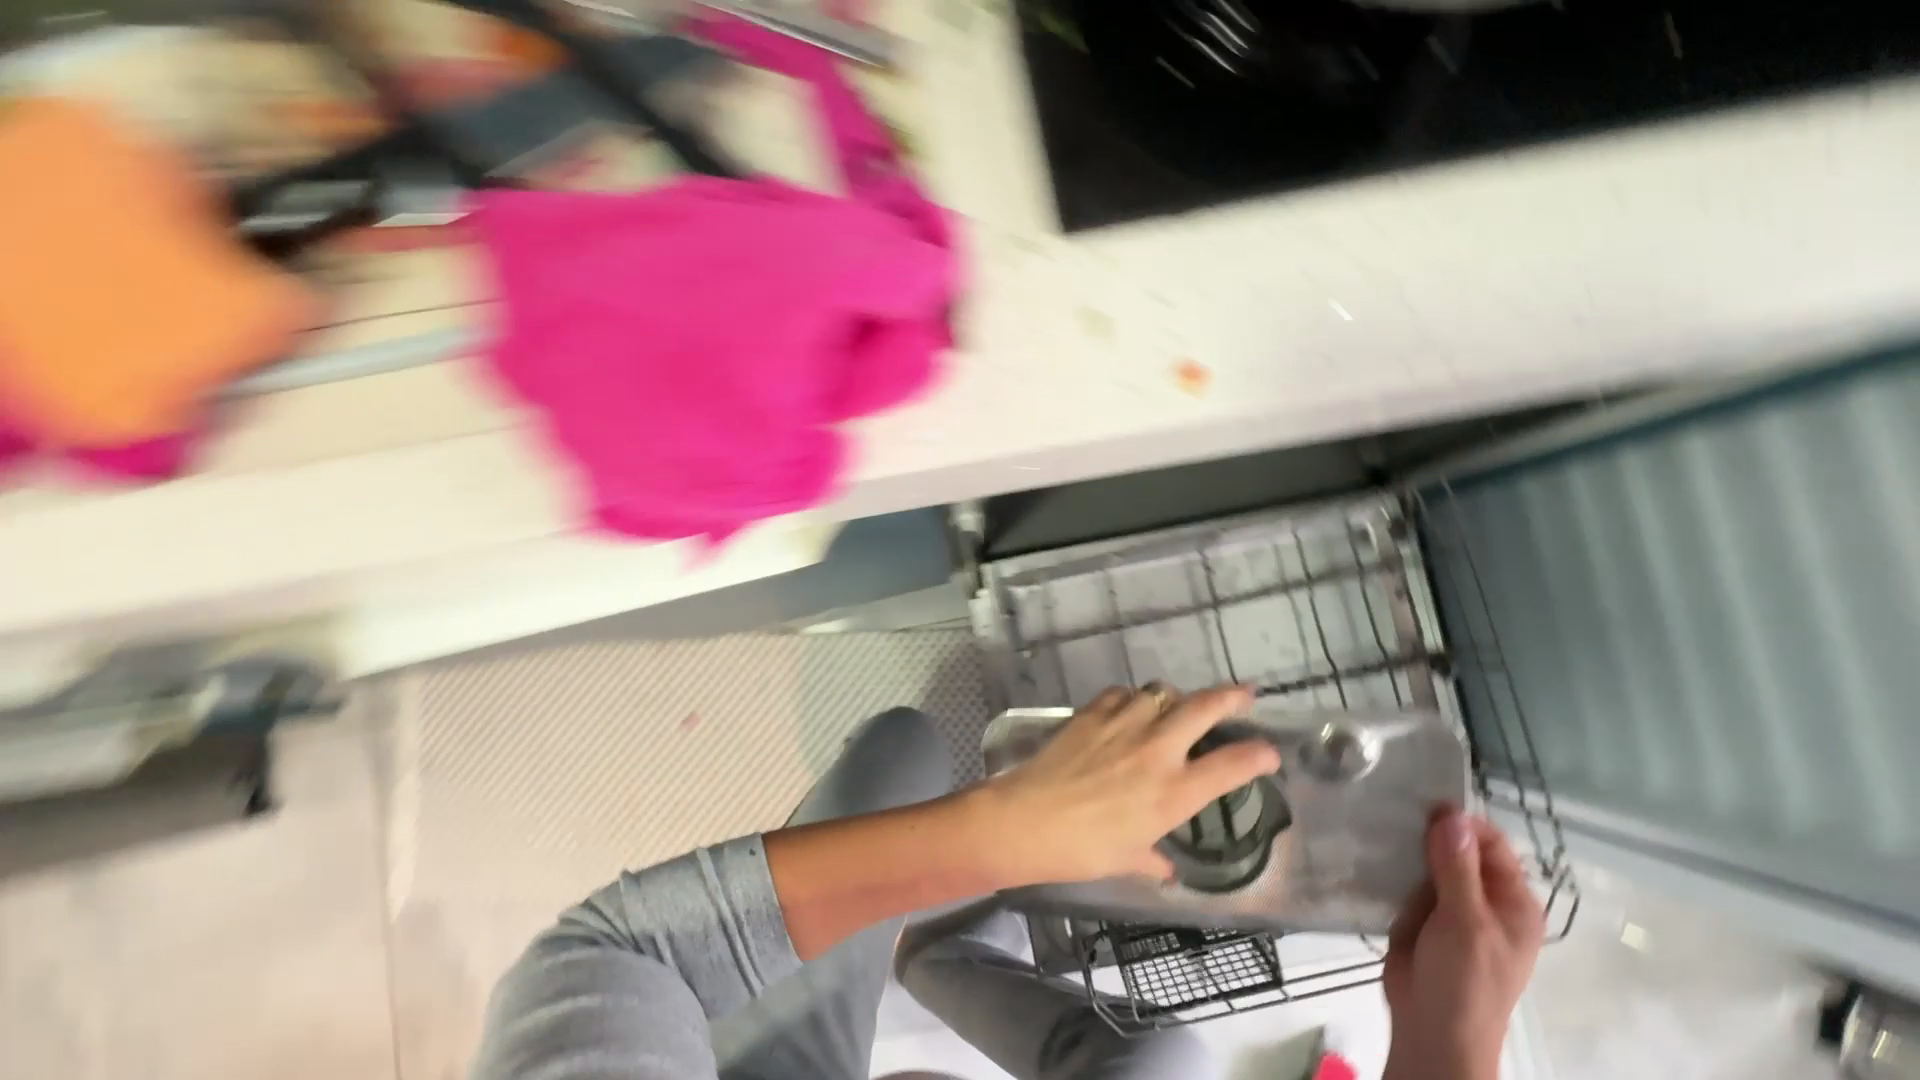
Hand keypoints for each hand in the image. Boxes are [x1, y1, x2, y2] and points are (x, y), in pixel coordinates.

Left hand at [974, 683, 1281, 886]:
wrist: (1026, 821)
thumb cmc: (1082, 850)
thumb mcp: (1126, 860)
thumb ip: (1152, 859)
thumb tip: (1165, 869)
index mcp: (1174, 792)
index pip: (1232, 766)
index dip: (1258, 755)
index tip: (1269, 753)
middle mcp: (1157, 751)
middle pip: (1204, 707)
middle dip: (1230, 696)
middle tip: (1244, 694)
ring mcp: (1123, 726)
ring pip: (1161, 693)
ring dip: (1174, 697)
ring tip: (1175, 706)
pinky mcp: (1092, 714)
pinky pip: (1121, 694)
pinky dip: (1131, 699)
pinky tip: (1128, 709)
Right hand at [1382, 809, 1545, 1079]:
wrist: (1431, 1030)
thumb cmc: (1464, 981)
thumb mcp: (1466, 923)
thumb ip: (1457, 869)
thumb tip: (1450, 815)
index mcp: (1512, 901)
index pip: (1491, 845)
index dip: (1462, 824)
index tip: (1426, 805)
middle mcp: (1483, 899)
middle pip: (1458, 849)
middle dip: (1429, 831)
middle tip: (1393, 805)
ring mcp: (1449, 907)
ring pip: (1428, 861)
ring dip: (1406, 846)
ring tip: (1374, 819)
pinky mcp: (1418, 915)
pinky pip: (1405, 880)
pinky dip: (1390, 866)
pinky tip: (1368, 847)